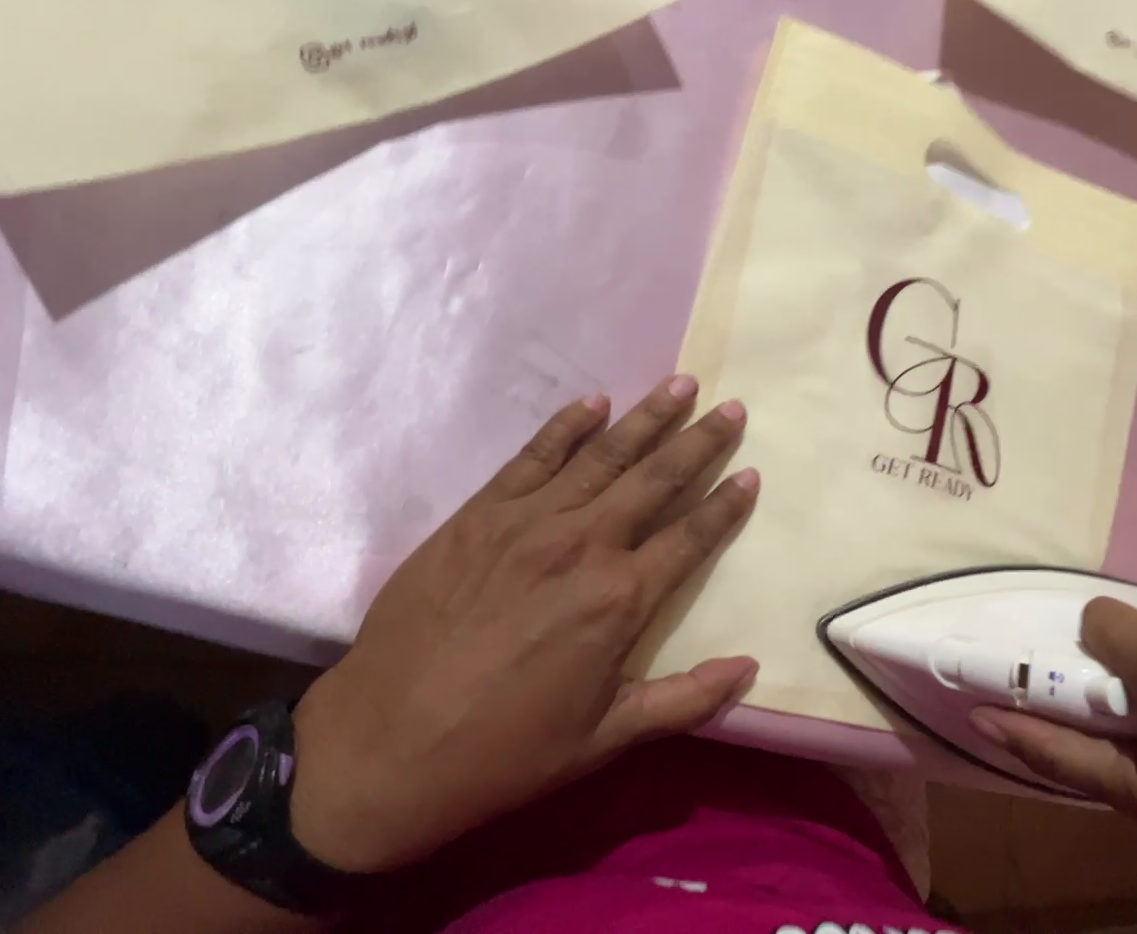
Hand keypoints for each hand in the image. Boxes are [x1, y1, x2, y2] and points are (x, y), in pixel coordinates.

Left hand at [286, 376, 759, 873]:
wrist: (384, 745)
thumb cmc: (503, 751)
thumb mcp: (604, 739)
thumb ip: (684, 700)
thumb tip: (750, 670)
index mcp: (619, 601)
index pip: (690, 538)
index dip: (726, 505)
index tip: (752, 473)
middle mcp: (582, 545)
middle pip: (655, 480)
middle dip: (699, 442)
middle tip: (731, 407)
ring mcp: (528, 522)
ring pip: (602, 455)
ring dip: (646, 417)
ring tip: (679, 384)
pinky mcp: (479, 514)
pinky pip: (532, 456)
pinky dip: (566, 426)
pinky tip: (594, 402)